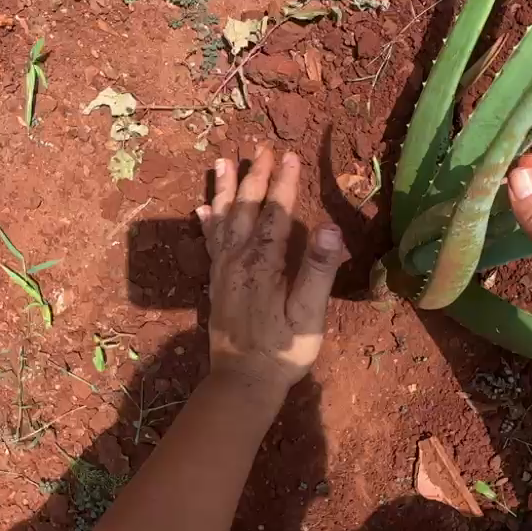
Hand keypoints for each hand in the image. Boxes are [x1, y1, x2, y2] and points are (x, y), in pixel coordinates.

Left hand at [196, 146, 347, 395]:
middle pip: (247, 210)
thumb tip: (329, 227)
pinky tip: (203, 208)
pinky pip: (210, 243)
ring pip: (223, 220)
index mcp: (265, 264)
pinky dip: (207, 222)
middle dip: (256, 177)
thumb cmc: (284, 351)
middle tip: (262, 149)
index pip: (276, 214)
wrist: (243, 382)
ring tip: (225, 162)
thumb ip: (318, 270)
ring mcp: (223, 271)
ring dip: (226, 190)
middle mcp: (239, 260)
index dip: (284, 184)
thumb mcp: (309, 314)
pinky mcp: (215, 284)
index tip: (291, 156)